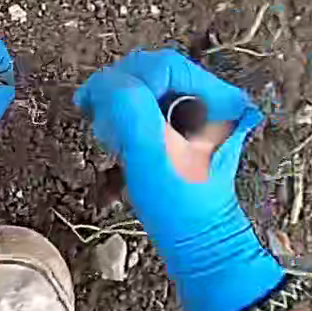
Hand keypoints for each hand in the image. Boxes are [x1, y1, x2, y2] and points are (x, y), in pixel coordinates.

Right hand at [73, 50, 281, 310]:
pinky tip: (117, 142)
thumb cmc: (177, 201)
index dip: (123, 80)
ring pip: (142, 89)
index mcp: (217, 96)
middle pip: (149, 73)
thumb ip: (128, 104)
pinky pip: (142, 108)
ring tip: (110, 138)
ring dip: (116, 107)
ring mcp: (195, 115)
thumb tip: (103, 82)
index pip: (159, 65)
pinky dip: (122, 119)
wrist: (196, 245)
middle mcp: (210, 98)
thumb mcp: (150, 150)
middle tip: (100, 124)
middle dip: (117, 93)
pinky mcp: (178, 130)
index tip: (94, 106)